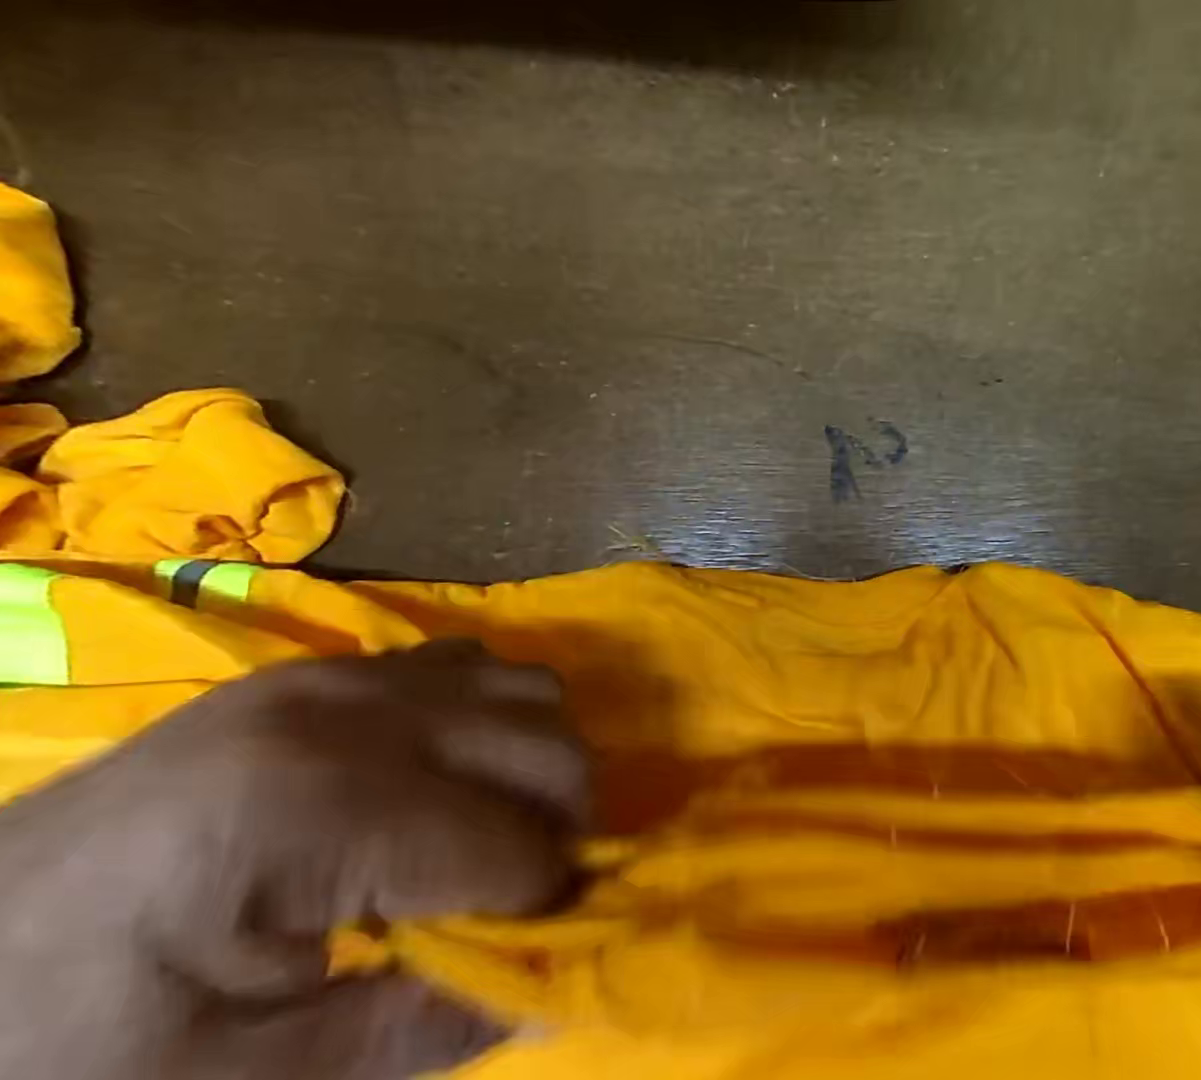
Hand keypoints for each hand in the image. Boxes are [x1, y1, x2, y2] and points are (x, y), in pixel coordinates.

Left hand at [0, 640, 590, 1079]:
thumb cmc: (61, 1032)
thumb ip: (410, 1033)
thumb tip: (552, 990)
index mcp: (316, 807)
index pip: (514, 851)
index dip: (534, 912)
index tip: (506, 956)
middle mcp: (354, 712)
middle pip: (551, 753)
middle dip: (563, 832)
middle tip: (511, 896)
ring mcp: (350, 674)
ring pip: (537, 697)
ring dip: (540, 770)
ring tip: (488, 829)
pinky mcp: (342, 667)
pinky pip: (482, 669)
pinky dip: (499, 720)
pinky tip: (446, 775)